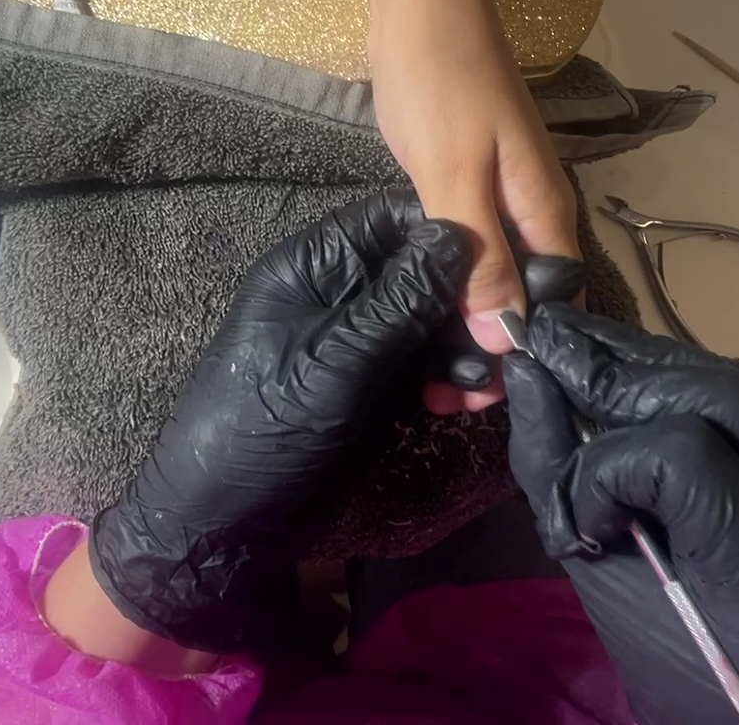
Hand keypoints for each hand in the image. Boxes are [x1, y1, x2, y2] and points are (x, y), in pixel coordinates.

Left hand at [90, 190, 470, 652]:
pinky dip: (450, 373)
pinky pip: (425, 357)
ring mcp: (360, 333)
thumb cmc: (267, 426)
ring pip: (431, 316)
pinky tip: (464, 399)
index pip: (390, 220)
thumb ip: (399, 303)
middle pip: (420, 268)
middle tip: (504, 340)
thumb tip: (458, 234)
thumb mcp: (335, 363)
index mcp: (314, 263)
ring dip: (464, 344)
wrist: (233, 518)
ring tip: (483, 384)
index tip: (506, 260)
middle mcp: (340, 287)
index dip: (447, 232)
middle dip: (464, 300)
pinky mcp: (375, 374)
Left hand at [371, 0, 577, 412]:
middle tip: (441, 393)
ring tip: (428, 363)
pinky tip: (423, 298)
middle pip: (529, 295)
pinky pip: (472, 243)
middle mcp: (532, 209)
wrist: (420, 2)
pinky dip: (454, 276)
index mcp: (544, 212)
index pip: (553, 305)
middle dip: (493, 344)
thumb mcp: (454, 173)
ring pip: (499, 271)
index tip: (473, 399)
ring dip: (470, 314)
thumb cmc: (439, 81)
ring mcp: (499, 191)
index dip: (522, 355)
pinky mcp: (468, 177)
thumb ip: (479, 254)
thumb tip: (505, 338)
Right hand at [504, 305, 738, 724]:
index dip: (609, 462)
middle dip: (624, 369)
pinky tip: (639, 375)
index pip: (682, 457)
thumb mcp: (594, 573)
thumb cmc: (666, 651)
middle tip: (553, 342)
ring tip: (586, 347)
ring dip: (652, 362)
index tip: (576, 495)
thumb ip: (549, 464)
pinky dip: (688, 382)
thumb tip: (521, 367)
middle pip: (723, 393)